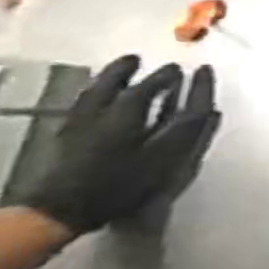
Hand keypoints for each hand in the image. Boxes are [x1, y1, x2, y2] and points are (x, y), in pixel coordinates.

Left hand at [15, 55, 220, 233]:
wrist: (60, 208)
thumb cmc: (120, 182)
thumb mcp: (164, 157)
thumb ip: (186, 130)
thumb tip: (209, 109)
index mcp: (129, 111)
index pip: (160, 86)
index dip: (180, 78)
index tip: (200, 69)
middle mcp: (103, 109)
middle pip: (121, 82)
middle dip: (135, 70)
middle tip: (142, 59)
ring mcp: (80, 120)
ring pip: (98, 89)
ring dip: (112, 76)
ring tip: (121, 67)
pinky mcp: (66, 133)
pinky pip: (84, 101)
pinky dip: (96, 91)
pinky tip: (97, 94)